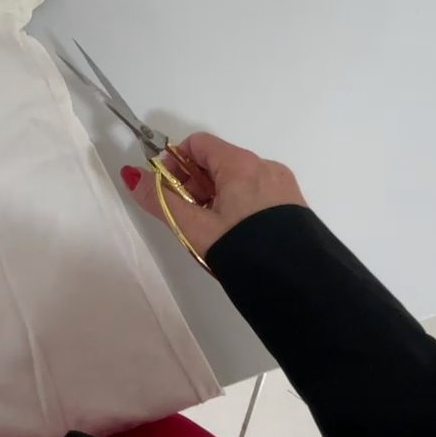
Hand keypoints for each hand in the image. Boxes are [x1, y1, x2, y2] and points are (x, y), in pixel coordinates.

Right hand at [123, 133, 305, 258]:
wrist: (305, 293)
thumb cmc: (243, 250)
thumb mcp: (193, 226)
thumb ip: (159, 198)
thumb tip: (130, 174)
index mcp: (241, 164)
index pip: (197, 143)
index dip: (175, 162)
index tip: (169, 191)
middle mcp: (265, 167)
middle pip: (216, 162)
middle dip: (193, 185)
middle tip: (187, 216)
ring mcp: (284, 188)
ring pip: (237, 181)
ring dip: (215, 199)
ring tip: (211, 233)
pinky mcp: (296, 209)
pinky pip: (257, 196)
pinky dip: (238, 208)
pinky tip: (236, 238)